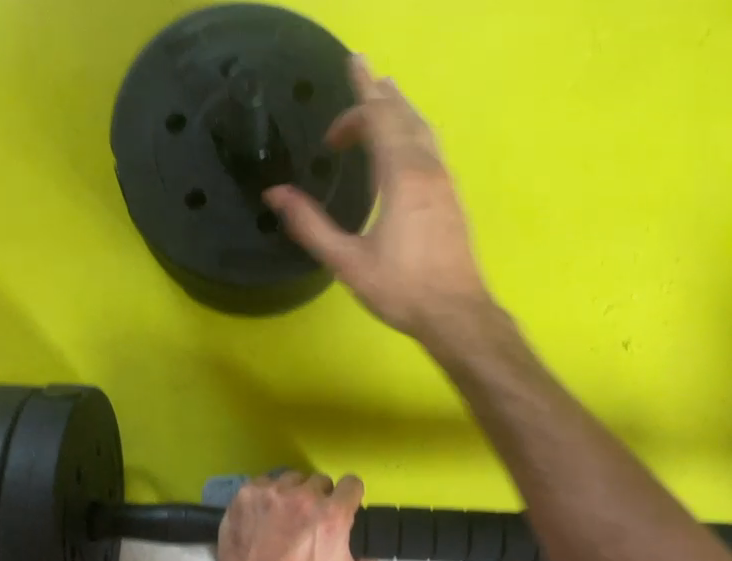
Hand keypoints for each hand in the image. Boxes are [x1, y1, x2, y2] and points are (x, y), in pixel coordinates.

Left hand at [212, 472, 372, 560]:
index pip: (352, 483)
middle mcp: (304, 496)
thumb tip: (374, 547)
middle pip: (320, 480)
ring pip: (291, 479)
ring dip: (292, 493)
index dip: (349, 494)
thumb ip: (366, 559)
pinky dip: (266, 496)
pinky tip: (264, 514)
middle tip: (310, 517)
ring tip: (284, 515)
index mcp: (332, 514)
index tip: (343, 503)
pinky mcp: (248, 493)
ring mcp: (273, 492)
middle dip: (319, 497)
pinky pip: (264, 483)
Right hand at [264, 57, 492, 345]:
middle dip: (380, 94)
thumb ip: (310, 226)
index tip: (342, 91)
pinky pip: (431, 149)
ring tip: (383, 101)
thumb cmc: (401, 289)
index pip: (380, 118)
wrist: (456, 313)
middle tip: (361, 77)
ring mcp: (445, 183)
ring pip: (423, 130)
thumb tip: (275, 195)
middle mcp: (428, 170)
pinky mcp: (451, 200)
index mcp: (402, 177)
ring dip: (400, 111)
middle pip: (405, 115)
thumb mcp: (347, 262)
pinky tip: (403, 150)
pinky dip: (412, 133)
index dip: (358, 100)